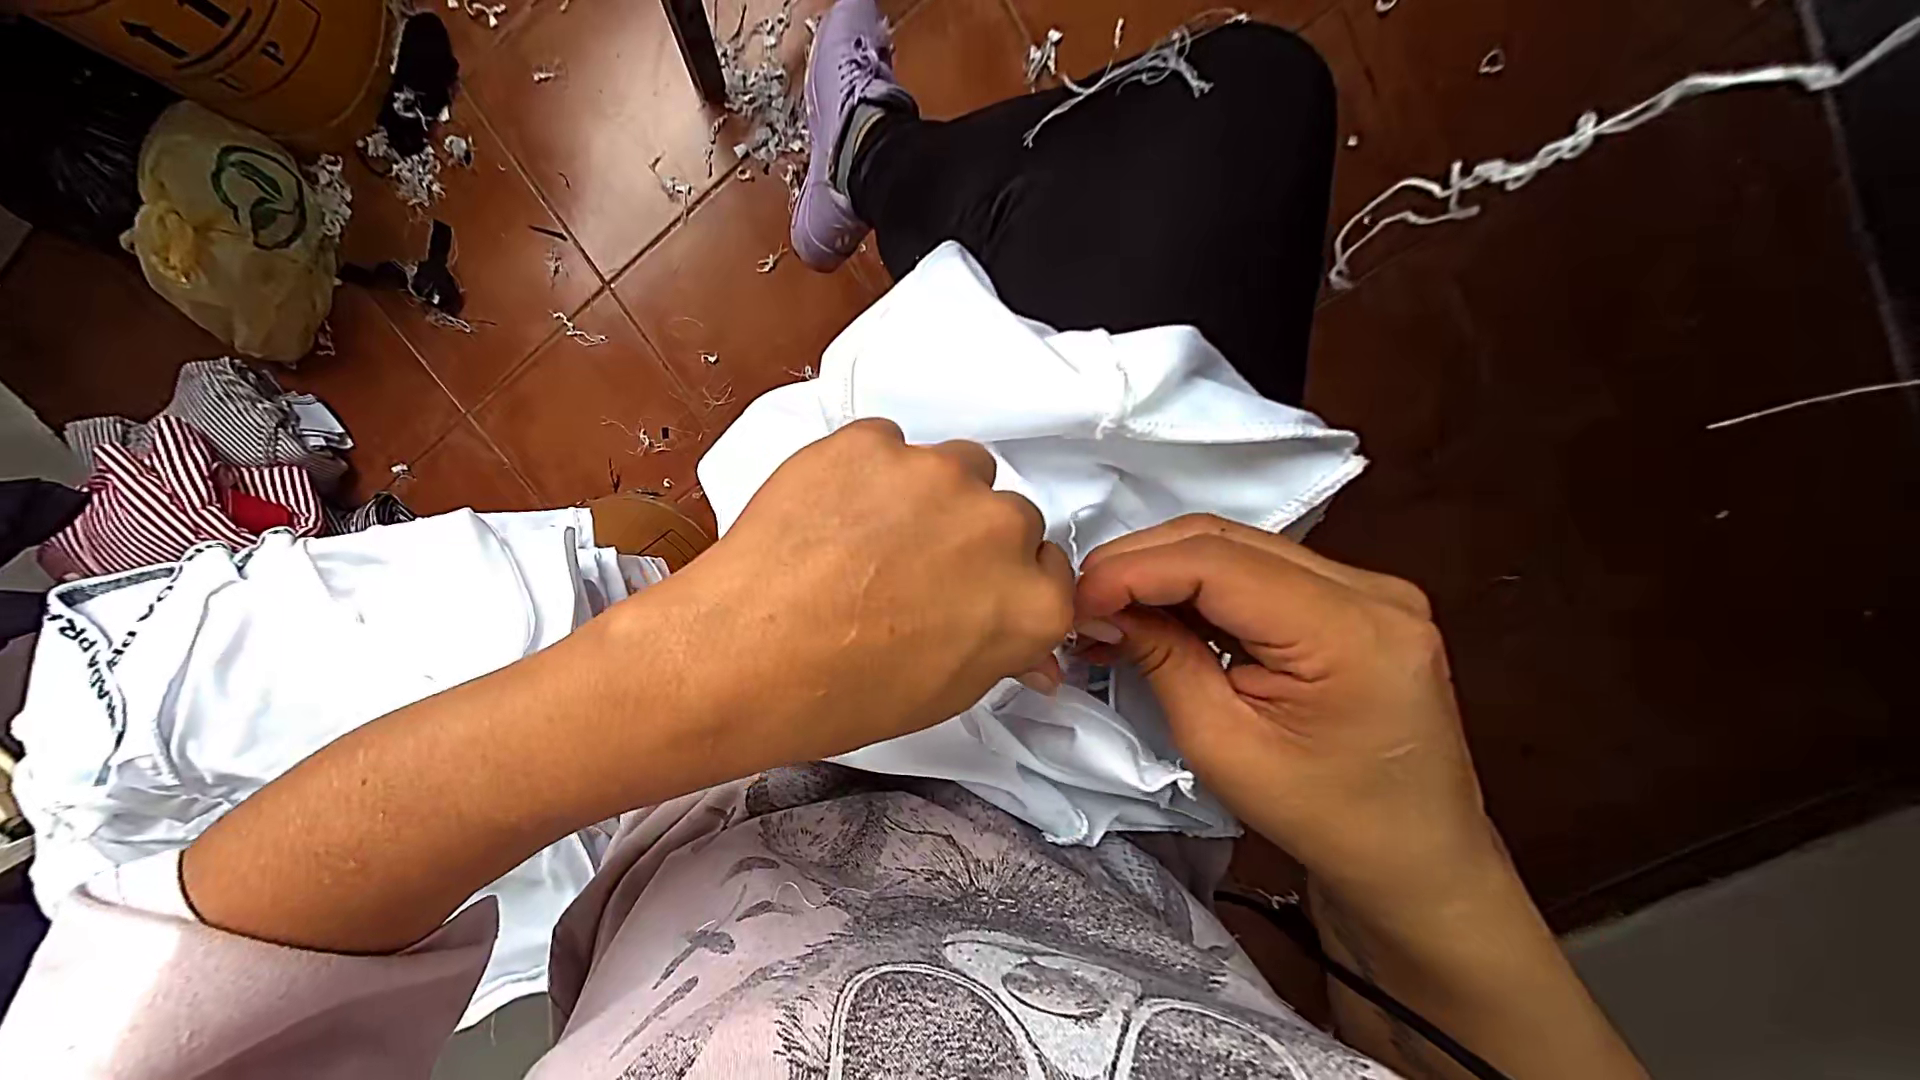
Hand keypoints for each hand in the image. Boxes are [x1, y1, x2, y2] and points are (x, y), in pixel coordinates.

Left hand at [650, 419, 1073, 764]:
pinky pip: (889, 448)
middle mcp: (1003, 527)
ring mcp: (938, 474)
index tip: (978, 587)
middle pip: (1010, 515)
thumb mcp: (946, 691)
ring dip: (931, 495)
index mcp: (1032, 600)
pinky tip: (835, 514)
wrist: (742, 657)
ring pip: (957, 469)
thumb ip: (1003, 651)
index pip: (1052, 569)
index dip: (1011, 580)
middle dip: (973, 537)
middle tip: (918, 567)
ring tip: (874, 534)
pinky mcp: (875, 442)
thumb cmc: (844, 693)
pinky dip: (871, 473)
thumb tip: (1030, 651)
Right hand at [1074, 515, 1498, 922]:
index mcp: (1351, 631)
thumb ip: (1161, 658)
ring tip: (1113, 606)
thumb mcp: (1222, 744)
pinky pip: (1257, 569)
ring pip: (1236, 545)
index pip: (1217, 563)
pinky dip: (1198, 584)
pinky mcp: (1354, 597)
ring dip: (1165, 570)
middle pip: (1225, 539)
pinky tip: (1160, 609)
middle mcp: (1370, 589)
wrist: (1416, 858)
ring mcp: (1369, 587)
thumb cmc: (1323, 819)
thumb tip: (1103, 608)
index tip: (1078, 599)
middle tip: (1086, 599)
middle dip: (1141, 562)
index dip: (1134, 570)